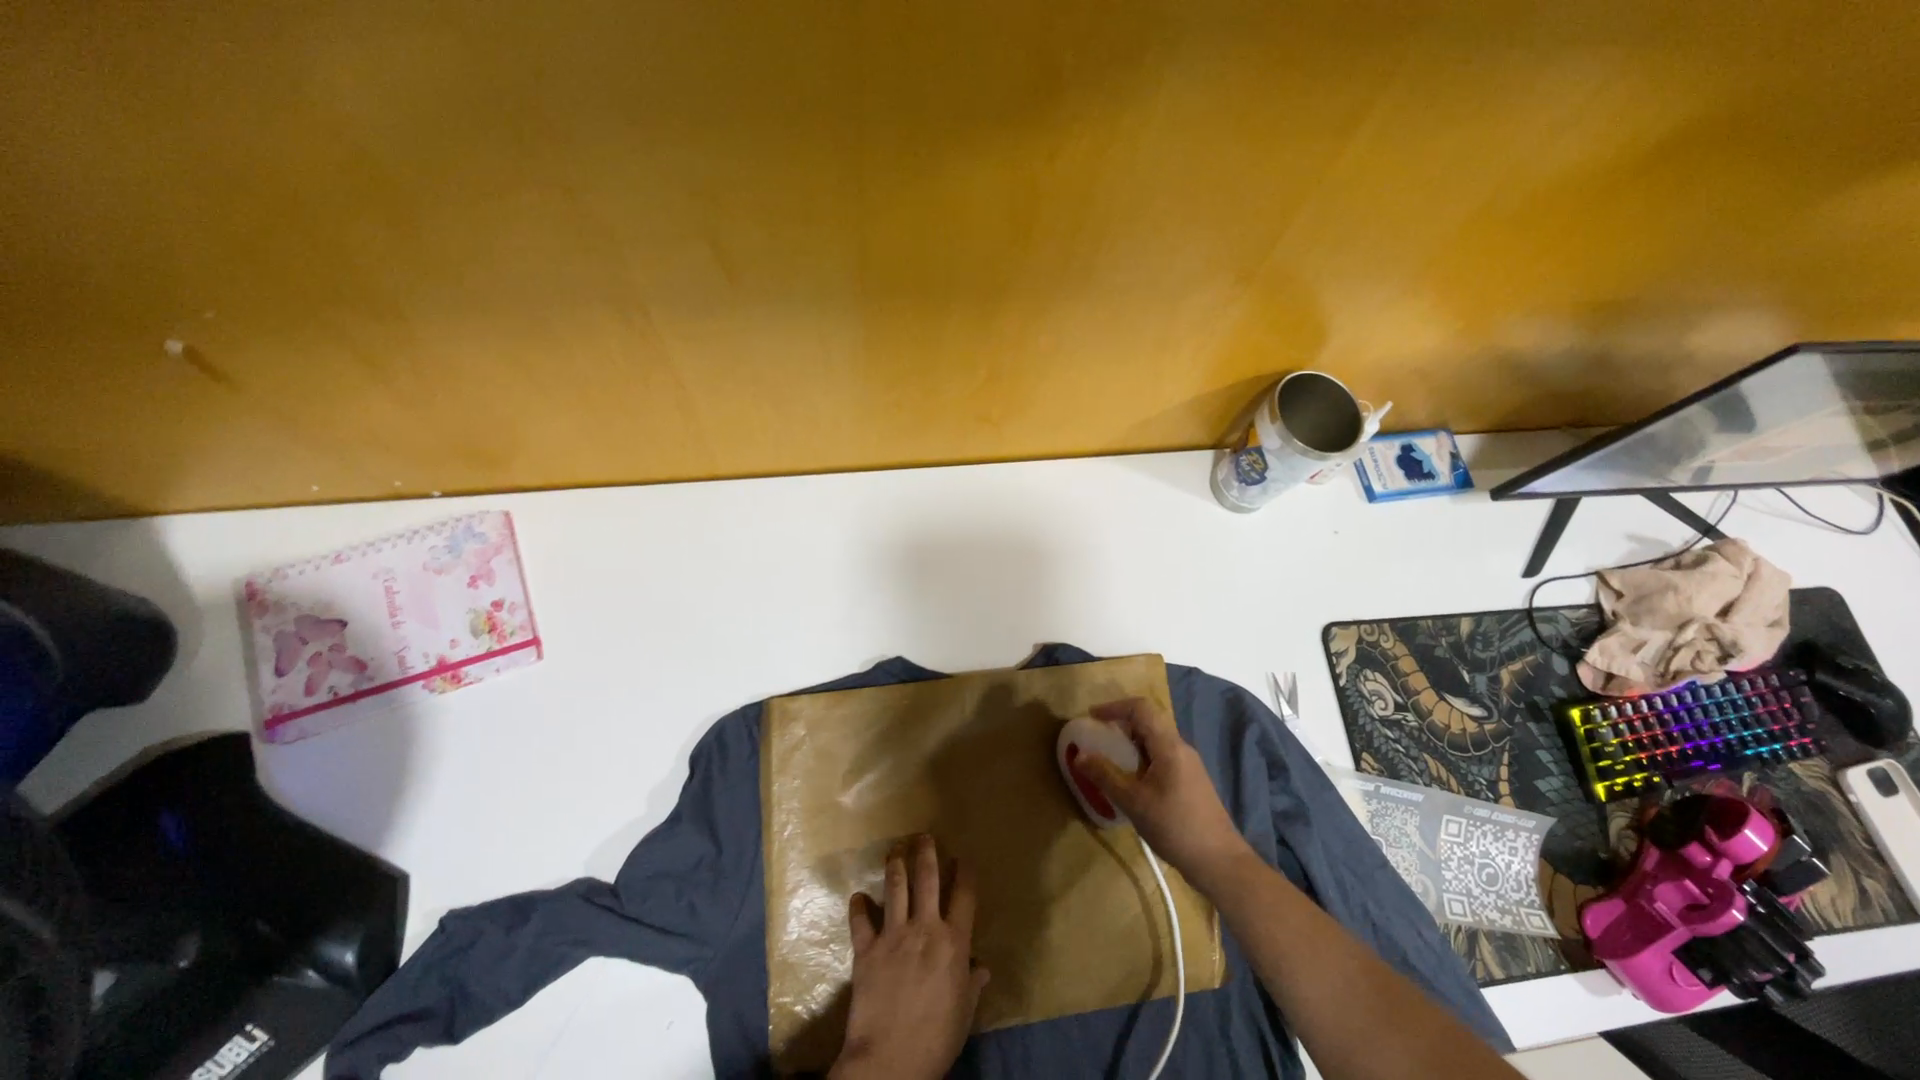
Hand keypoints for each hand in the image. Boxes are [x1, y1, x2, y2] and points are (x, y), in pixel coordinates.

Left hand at [829, 834, 989, 1079]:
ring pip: (895, 888)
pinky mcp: (865, 950)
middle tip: (924, 835)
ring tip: (895, 848)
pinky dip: (859, 906)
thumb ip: (972, 983)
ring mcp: (893, 936)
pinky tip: (859, 896)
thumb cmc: (937, 1038)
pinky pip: (861, 921)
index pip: (964, 896)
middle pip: (927, 879)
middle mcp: (924, 929)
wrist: (891, 1059)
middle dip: (926, 853)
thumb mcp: (965, 1011)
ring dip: (895, 864)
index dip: (965, 873)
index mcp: (954, 943)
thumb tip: (979, 966)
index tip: (963, 858)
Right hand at [1078, 698, 1253, 886]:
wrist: (1218, 859)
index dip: (1114, 707)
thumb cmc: (1174, 826)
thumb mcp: (1133, 802)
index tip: (1092, 717)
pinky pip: (1162, 757)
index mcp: (1169, 746)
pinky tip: (1132, 782)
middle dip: (1121, 724)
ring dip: (1131, 743)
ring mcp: (1189, 765)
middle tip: (1098, 739)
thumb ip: (1105, 776)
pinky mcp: (1191, 781)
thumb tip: (1080, 755)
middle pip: (1149, 722)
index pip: (1141, 709)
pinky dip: (1142, 759)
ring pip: (1156, 741)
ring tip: (1110, 761)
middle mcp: (1182, 748)